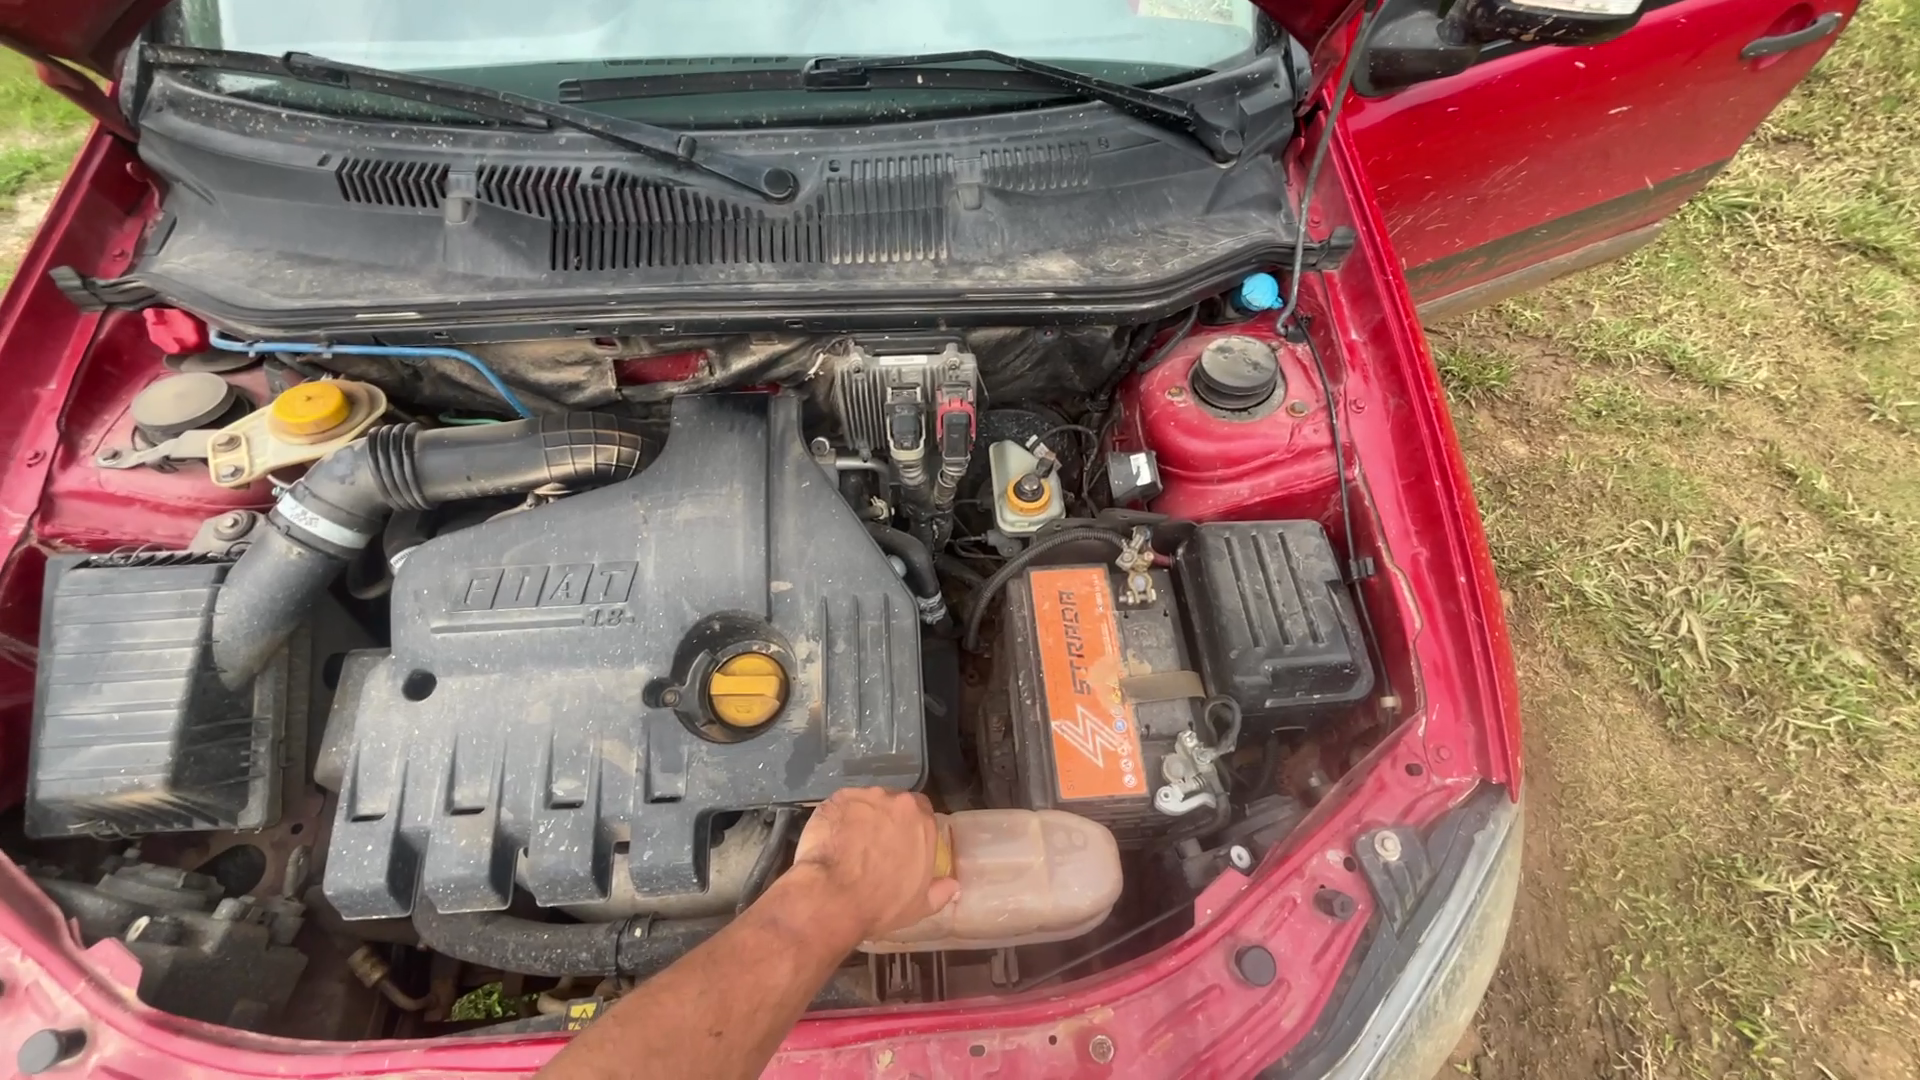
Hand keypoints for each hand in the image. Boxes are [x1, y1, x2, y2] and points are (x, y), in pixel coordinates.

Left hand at [790, 788, 958, 939]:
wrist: (834, 897)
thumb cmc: (881, 904)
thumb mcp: (919, 906)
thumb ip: (940, 891)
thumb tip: (954, 886)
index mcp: (923, 822)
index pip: (923, 812)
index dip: (911, 827)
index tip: (901, 842)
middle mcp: (898, 801)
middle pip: (895, 803)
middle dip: (887, 819)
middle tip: (874, 843)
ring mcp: (867, 796)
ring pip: (868, 802)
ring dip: (863, 816)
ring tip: (850, 842)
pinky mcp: (838, 798)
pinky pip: (843, 804)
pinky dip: (839, 817)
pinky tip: (832, 838)